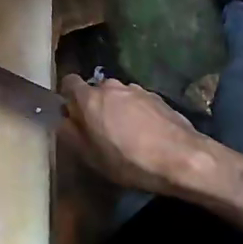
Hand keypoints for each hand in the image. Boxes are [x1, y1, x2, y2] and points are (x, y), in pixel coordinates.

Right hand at [58, 76, 210, 195]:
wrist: (181, 157)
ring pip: (117, 95)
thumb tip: (61, 120)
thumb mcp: (92, 158)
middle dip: (94, 106)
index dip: (68, 97)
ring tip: (125, 135)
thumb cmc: (130, 161)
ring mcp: (136, 89)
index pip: (70, 82)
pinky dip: (135, 112)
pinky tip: (144, 133)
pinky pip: (136, 101)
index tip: (72, 115)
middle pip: (95, 91)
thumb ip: (71, 135)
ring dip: (116, 109)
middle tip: (99, 132)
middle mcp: (112, 86)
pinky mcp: (156, 96)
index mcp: (91, 98)